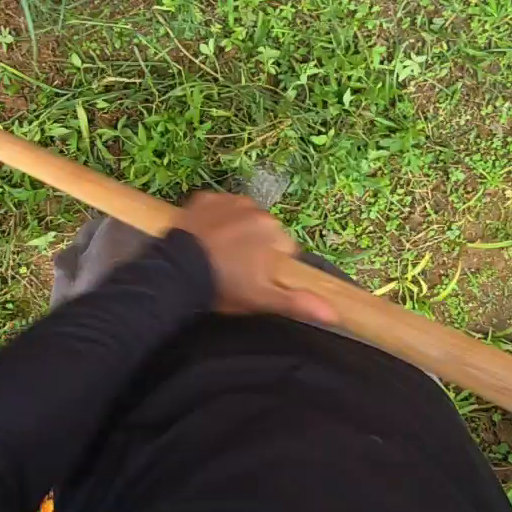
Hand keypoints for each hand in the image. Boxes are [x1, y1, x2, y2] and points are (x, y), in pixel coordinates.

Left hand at [174, 193, 336, 324]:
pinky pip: (217, 207)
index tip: (253, 278)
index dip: (270, 266)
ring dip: (236, 231)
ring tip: (219, 253)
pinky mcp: (204, 198)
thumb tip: (334, 313)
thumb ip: (298, 302)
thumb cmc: (225, 286)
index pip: (284, 249)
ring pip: (242, 216)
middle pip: (264, 230)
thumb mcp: (262, 299)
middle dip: (254, 246)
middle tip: (234, 268)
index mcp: (274, 232)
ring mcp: (228, 200)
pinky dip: (214, 219)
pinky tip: (205, 237)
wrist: (177, 272)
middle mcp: (256, 209)